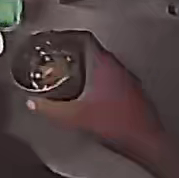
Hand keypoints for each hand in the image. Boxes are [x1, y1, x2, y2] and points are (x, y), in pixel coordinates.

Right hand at [27, 36, 166, 158]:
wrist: (147, 142)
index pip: (85, 38)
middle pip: (92, 49)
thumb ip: (50, 108)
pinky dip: (95, 77)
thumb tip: (31, 103)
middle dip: (72, 52)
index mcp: (103, 64)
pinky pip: (110, 75)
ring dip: (85, 65)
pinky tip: (87, 92)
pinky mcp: (132, 90)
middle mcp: (117, 66)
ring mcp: (127, 77)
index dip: (67, 35)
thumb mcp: (75, 117)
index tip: (53, 40)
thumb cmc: (114, 123)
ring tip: (67, 74)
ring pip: (102, 63)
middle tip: (55, 58)